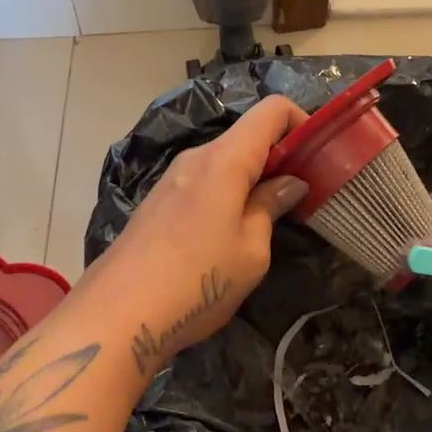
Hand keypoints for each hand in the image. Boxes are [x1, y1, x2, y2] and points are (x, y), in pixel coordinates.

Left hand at [91, 95, 309, 376]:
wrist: (113, 321)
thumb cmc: (196, 282)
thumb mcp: (251, 251)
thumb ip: (271, 207)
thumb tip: (289, 183)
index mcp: (226, 159)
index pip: (272, 110)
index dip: (302, 122)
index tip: (318, 156)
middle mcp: (197, 158)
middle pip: (248, 136)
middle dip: (281, 157)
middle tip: (303, 193)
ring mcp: (172, 180)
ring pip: (225, 162)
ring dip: (253, 179)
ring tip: (270, 219)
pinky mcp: (157, 205)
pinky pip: (204, 183)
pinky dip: (228, 193)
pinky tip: (230, 235)